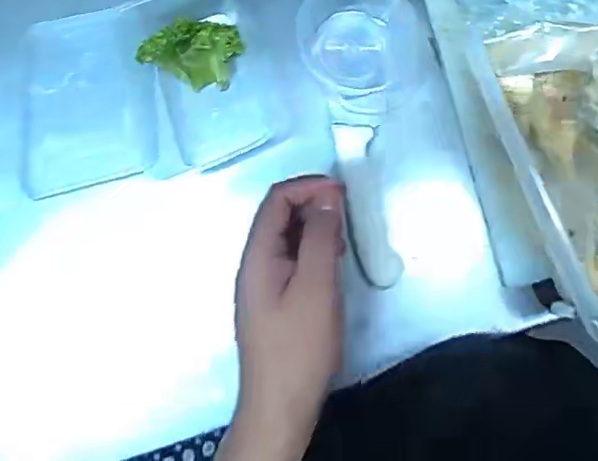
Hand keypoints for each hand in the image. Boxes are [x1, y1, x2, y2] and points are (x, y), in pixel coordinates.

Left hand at [223, 176, 346, 460]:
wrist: (279, 409)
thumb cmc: (299, 347)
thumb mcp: (316, 285)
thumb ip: (320, 236)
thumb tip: (326, 197)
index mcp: (257, 254)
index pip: (277, 199)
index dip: (308, 186)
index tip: (340, 192)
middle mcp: (253, 262)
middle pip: (279, 214)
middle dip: (312, 203)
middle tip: (344, 213)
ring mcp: (261, 283)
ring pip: (286, 236)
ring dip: (313, 226)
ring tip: (341, 238)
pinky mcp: (272, 300)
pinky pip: (290, 257)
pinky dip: (311, 248)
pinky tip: (331, 264)